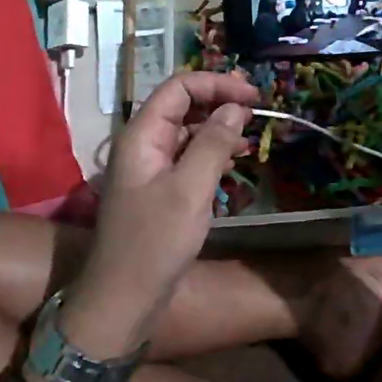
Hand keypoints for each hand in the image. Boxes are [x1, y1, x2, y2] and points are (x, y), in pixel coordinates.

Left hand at [62, 71, 256, 353]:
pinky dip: (212, 153)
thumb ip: (213, 144)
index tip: (254, 96)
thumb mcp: (190, 190)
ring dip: (219, 128)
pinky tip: (235, 160)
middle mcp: (143, 144)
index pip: (179, 88)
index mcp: (142, 135)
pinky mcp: (160, 189)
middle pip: (182, 106)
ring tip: (251, 136)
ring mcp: (150, 168)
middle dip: (219, 101)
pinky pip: (187, 158)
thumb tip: (235, 108)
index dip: (216, 84)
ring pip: (187, 132)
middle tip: (257, 111)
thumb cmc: (155, 242)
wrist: (124, 297)